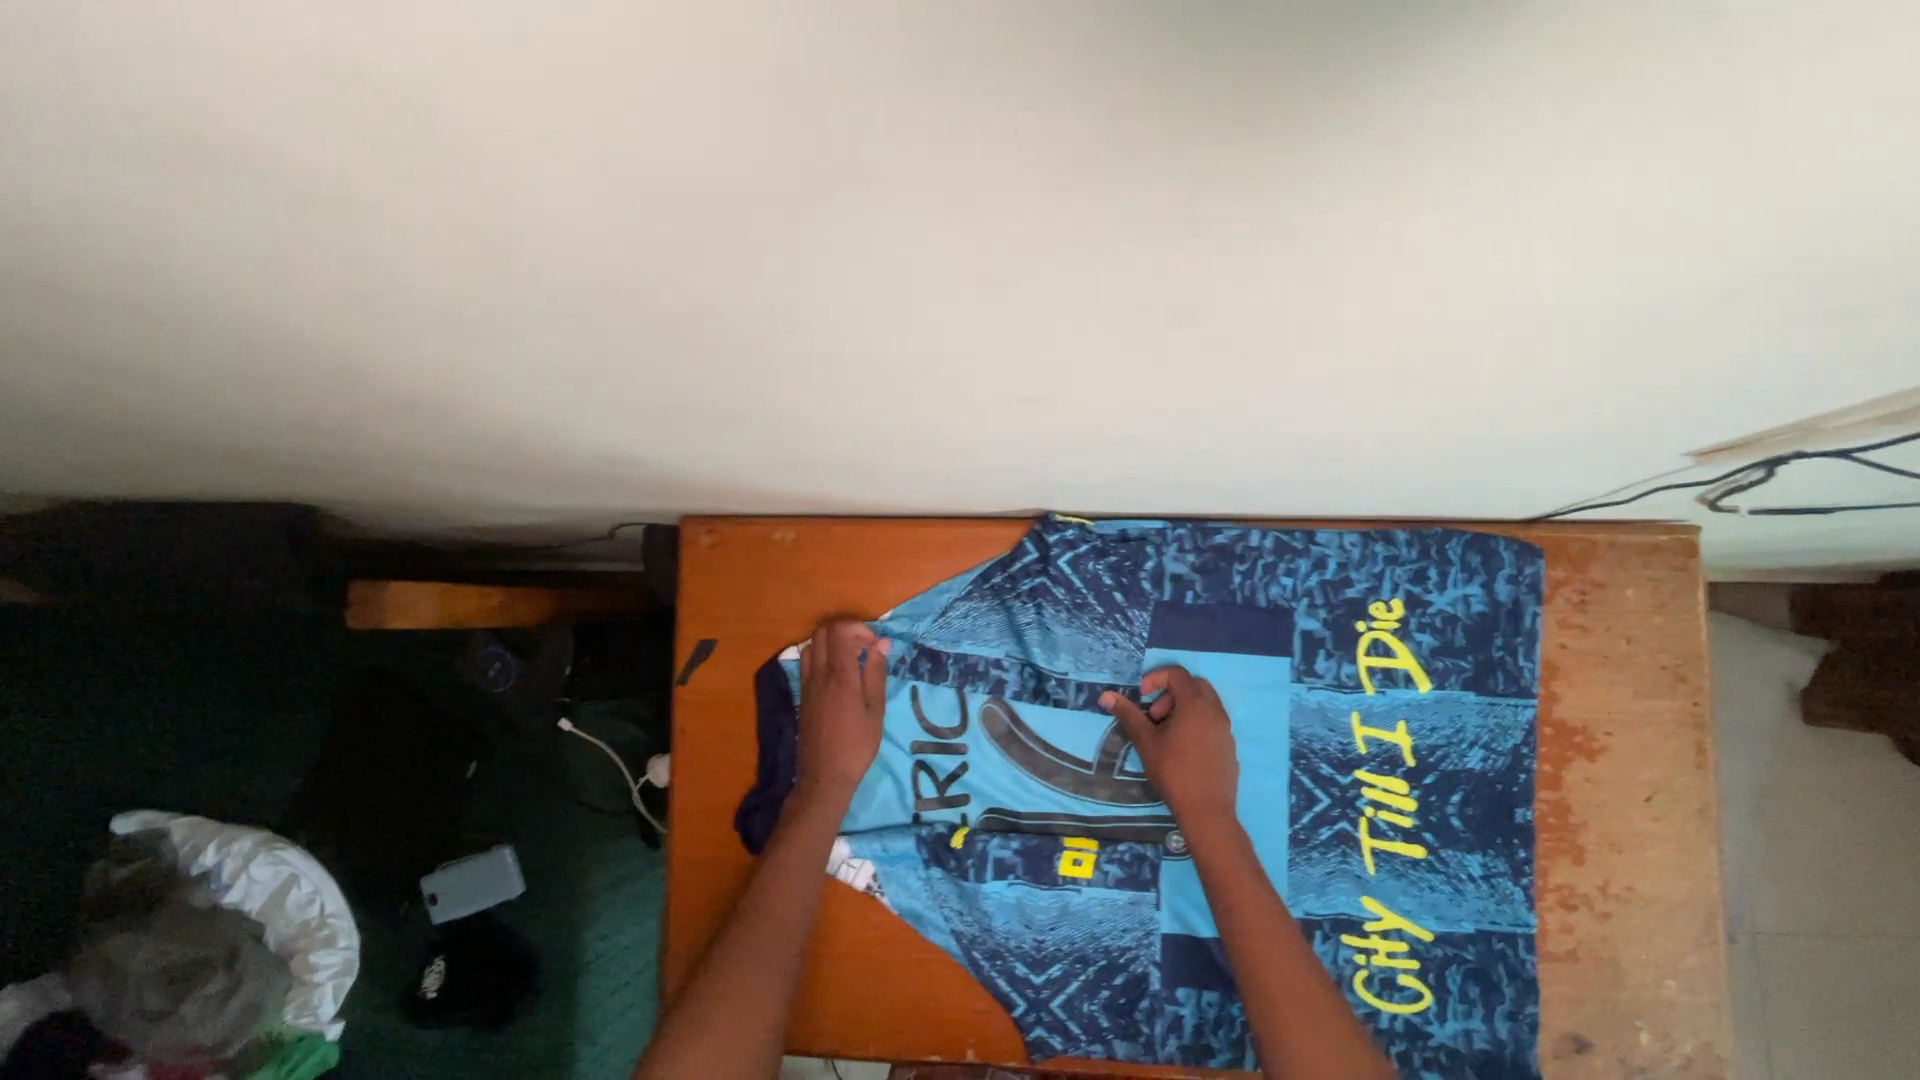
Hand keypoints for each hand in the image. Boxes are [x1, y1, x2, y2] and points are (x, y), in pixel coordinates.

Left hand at [794, 617, 890, 809]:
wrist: (824, 775)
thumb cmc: (857, 745)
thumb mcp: (875, 709)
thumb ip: (876, 672)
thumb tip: (881, 642)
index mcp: (840, 676)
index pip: (840, 632)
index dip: (858, 628)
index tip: (874, 642)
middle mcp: (819, 674)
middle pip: (822, 633)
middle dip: (844, 631)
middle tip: (864, 646)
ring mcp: (807, 684)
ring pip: (812, 645)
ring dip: (831, 642)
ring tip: (851, 658)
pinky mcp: (802, 694)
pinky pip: (807, 662)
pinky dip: (821, 656)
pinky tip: (838, 674)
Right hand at [1102, 665, 1238, 829]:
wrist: (1207, 810)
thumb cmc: (1173, 771)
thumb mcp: (1145, 741)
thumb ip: (1128, 714)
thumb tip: (1106, 695)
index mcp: (1195, 704)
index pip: (1178, 674)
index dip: (1156, 678)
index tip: (1142, 697)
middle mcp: (1215, 710)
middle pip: (1194, 685)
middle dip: (1171, 693)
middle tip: (1155, 717)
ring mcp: (1226, 729)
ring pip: (1205, 704)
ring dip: (1183, 709)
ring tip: (1166, 734)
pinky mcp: (1229, 745)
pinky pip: (1212, 722)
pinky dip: (1195, 723)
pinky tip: (1182, 749)